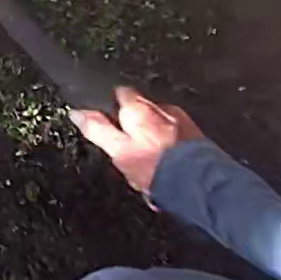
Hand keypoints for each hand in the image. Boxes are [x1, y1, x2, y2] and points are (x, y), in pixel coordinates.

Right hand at [70, 86, 205, 195]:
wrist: (203, 187)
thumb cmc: (158, 168)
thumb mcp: (117, 150)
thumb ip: (97, 129)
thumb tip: (77, 113)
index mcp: (140, 108)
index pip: (120, 93)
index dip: (109, 104)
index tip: (103, 118)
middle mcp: (163, 109)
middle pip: (140, 110)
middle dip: (132, 124)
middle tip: (124, 148)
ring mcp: (183, 123)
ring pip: (159, 125)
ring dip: (151, 138)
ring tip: (146, 163)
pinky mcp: (199, 139)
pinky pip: (175, 139)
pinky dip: (167, 149)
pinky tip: (164, 167)